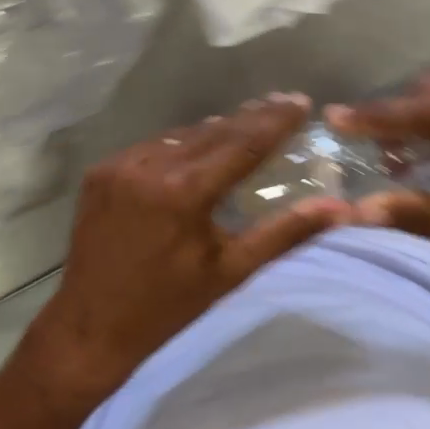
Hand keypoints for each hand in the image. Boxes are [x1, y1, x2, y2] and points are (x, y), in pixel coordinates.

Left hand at [22, 93, 354, 405]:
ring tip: (244, 124)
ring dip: (212, 131)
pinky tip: (193, 150)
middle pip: (210, 132)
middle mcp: (149, 167)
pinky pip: (148, 148)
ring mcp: (118, 167)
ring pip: (178, 136)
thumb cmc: (167, 307)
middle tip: (280, 104)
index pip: (241, 143)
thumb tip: (339, 209)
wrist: (90, 326)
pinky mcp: (99, 174)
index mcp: (183, 192)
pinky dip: (176, 146)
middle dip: (248, 119)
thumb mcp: (230, 272)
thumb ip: (284, 234)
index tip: (300, 102)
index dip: (274, 121)